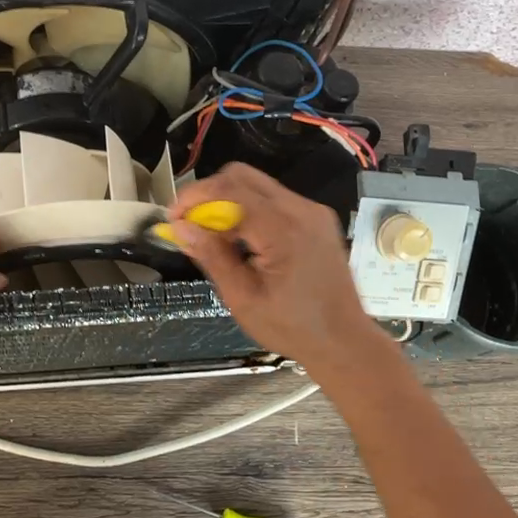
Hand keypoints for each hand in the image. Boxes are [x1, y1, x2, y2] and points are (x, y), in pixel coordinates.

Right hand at [171, 163, 392, 372]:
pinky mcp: (316, 220)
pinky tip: (239, 242)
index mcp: (283, 229)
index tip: (173, 217)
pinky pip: (274, 201)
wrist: (344, 340)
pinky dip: (249, 212)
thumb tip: (182, 228)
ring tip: (212, 238)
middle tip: (190, 224)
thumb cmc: (292, 327)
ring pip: (257, 186)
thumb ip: (212, 257)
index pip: (230, 191)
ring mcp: (312, 212)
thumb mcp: (242, 298)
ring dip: (228, 203)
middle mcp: (301, 210)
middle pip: (243, 177)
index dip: (195, 197)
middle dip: (209, 194)